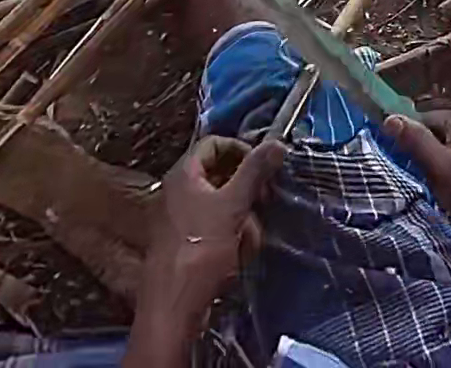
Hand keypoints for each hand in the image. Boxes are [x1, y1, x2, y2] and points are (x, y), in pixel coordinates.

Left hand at [139, 136, 285, 323]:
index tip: (262, 168)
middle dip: (246, 193)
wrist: (172, 307)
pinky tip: (238, 256)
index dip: (240, 150)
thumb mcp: (232, 206)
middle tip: (264, 204)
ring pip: (222, 205)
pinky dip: (230, 237)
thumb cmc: (200, 248)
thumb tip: (277, 143)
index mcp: (184, 172)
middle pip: (221, 175)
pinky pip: (215, 227)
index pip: (214, 144)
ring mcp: (182, 216)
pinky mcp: (187, 241)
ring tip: (248, 241)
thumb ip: (254, 172)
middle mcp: (180, 189)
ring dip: (241, 221)